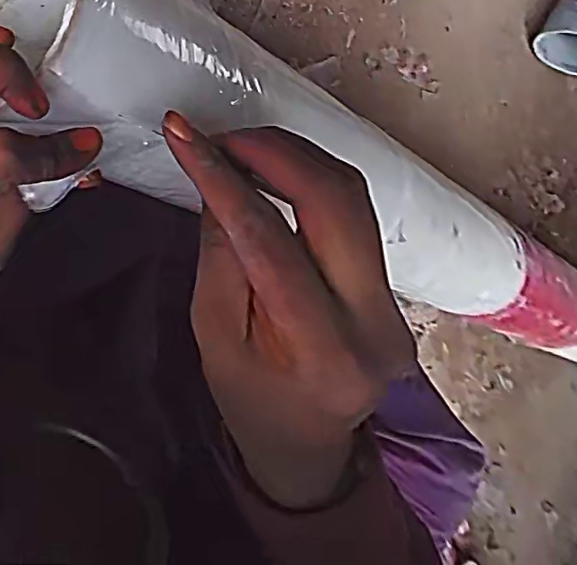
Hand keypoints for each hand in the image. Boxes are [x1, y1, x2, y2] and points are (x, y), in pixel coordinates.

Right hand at [163, 113, 417, 508]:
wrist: (306, 442)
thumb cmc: (247, 396)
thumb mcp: (212, 331)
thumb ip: (219, 254)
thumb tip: (218, 181)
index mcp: (323, 348)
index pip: (269, 239)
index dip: (220, 177)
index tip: (182, 134)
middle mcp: (375, 320)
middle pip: (334, 201)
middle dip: (270, 151)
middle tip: (216, 138)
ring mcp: (394, 300)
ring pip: (350, 193)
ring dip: (289, 154)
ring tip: (236, 147)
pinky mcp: (389, 282)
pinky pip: (350, 206)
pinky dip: (304, 172)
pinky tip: (268, 166)